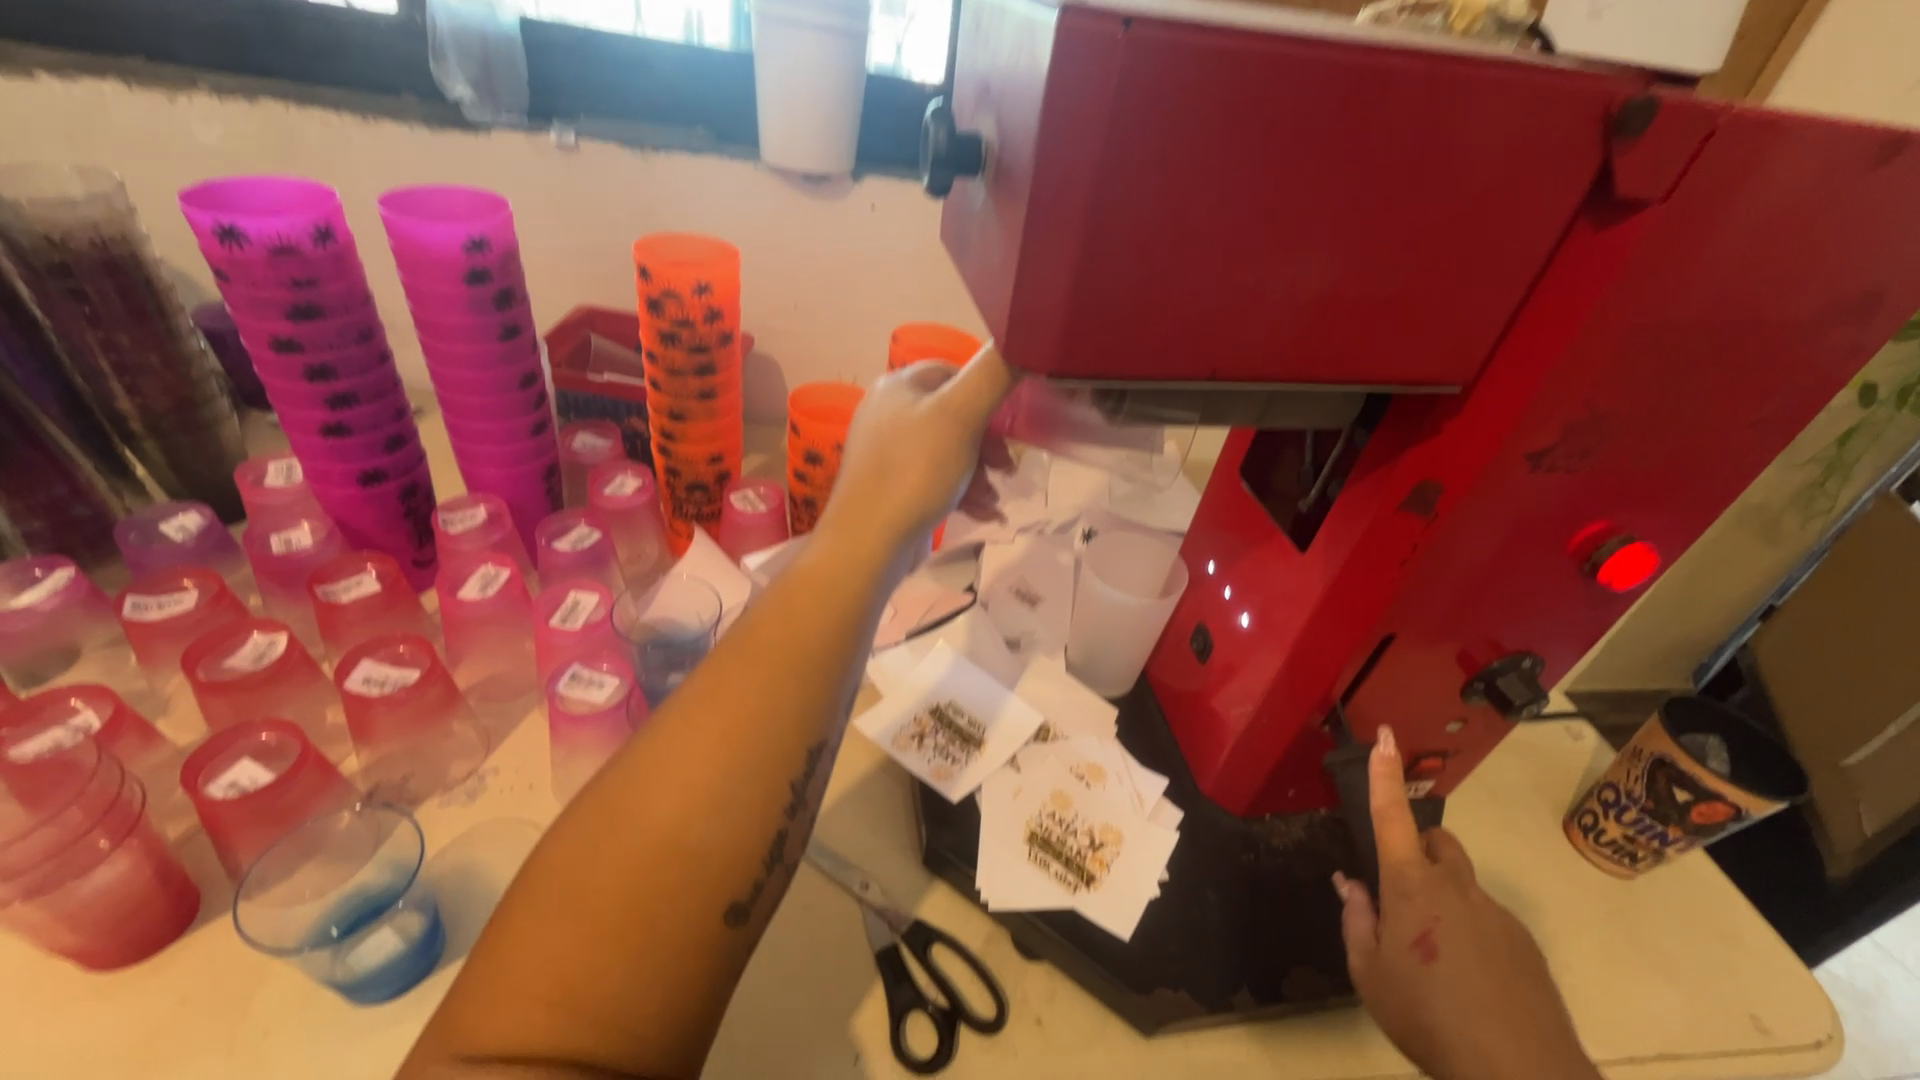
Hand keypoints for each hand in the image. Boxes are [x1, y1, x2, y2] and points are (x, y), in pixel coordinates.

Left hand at [820, 346, 1015, 551]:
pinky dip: (963, 492)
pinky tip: (985, 513)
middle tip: (1009, 466)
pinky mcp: (892, 487)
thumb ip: (994, 374)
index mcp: (899, 385)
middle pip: (955, 414)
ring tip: (996, 496)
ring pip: (950, 450)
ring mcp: (887, 452)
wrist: (869, 540)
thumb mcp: (962, 415)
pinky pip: (937, 479)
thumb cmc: (916, 470)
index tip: (1011, 422)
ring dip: (981, 472)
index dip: (987, 392)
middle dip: (989, 441)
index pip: (954, 371)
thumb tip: (1023, 334)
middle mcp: (889, 412)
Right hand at [1337, 726, 1599, 1079]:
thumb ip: (1357, 921)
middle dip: (1418, 847)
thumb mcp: (1369, 974)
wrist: (1521, 1073)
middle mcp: (1456, 887)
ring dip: (1442, 899)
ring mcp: (1497, 914)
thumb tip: (1350, 884)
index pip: (1391, 817)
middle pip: (1437, 843)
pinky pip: (1488, 921)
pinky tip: (1467, 984)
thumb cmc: (1427, 1018)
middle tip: (1400, 890)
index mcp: (1411, 888)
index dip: (1385, 774)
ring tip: (1433, 957)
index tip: (1385, 735)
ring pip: (1463, 885)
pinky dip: (1470, 934)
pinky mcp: (1525, 944)